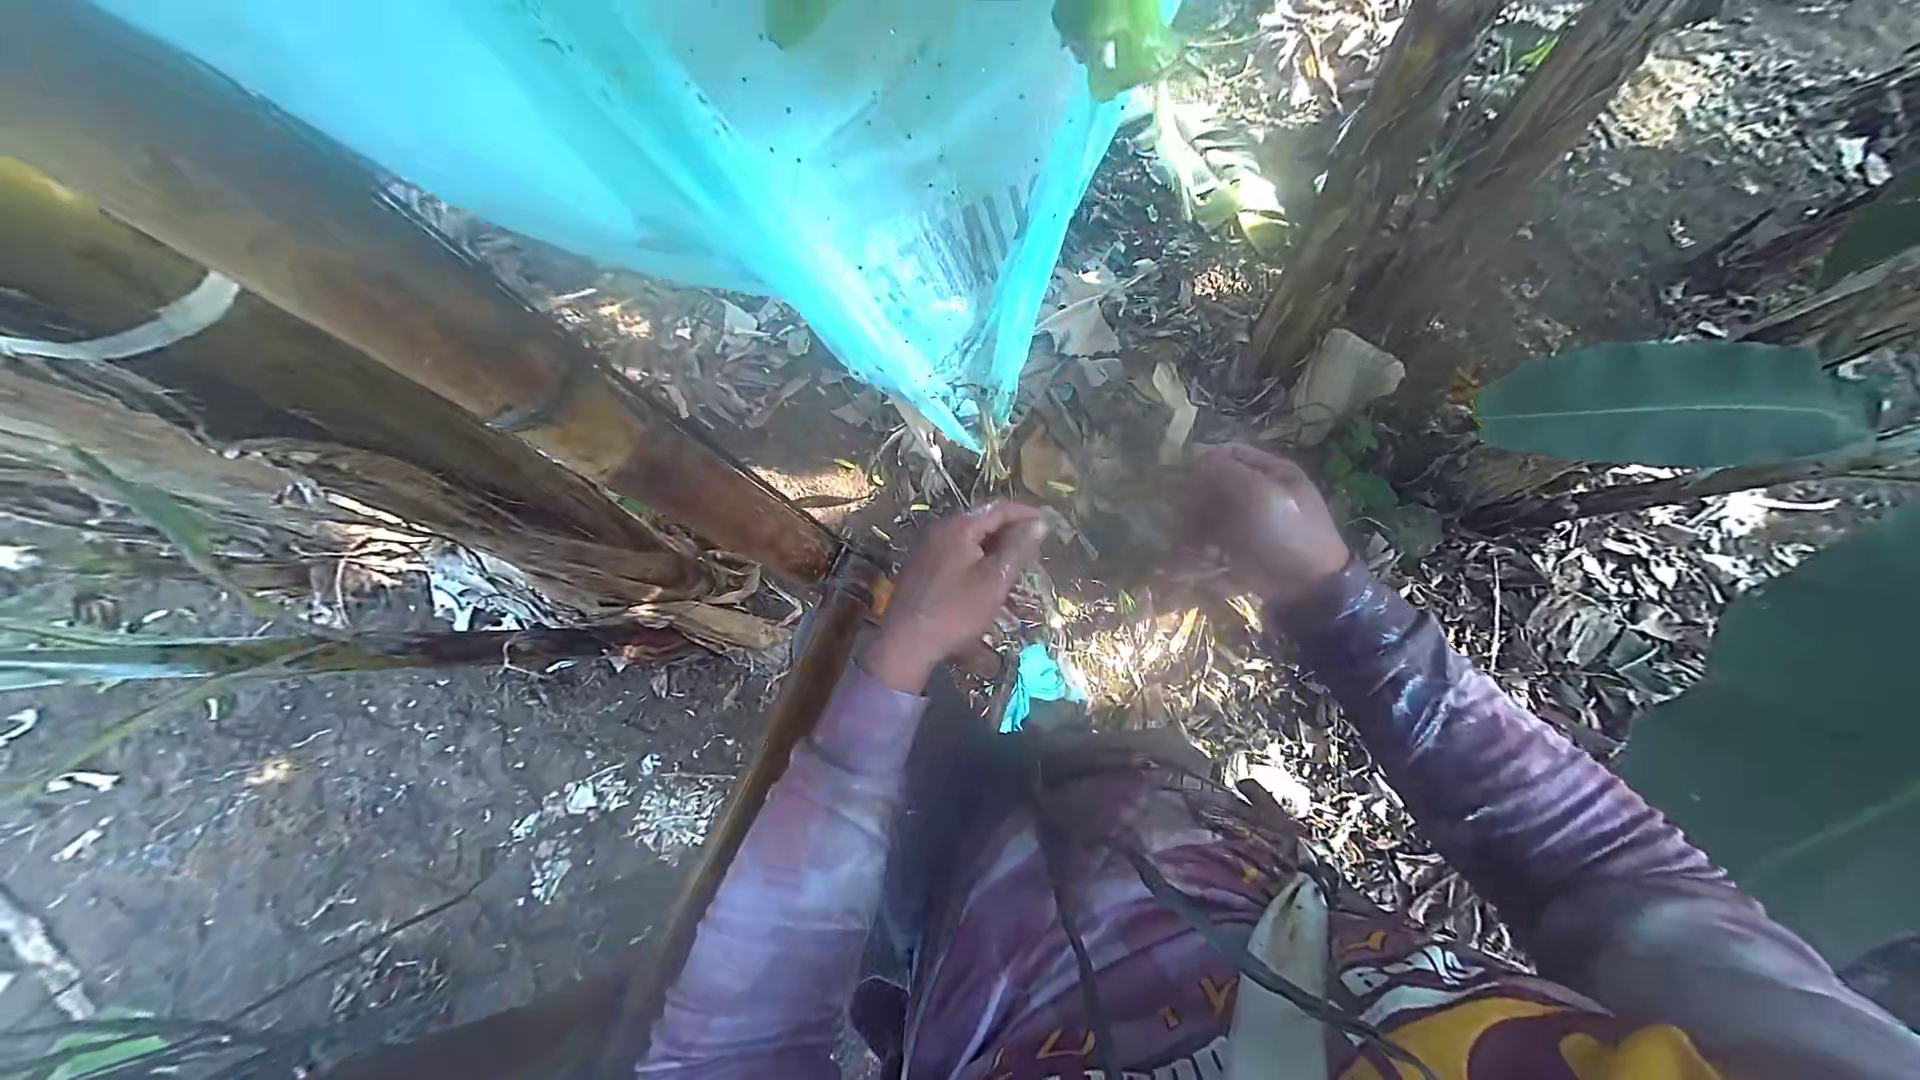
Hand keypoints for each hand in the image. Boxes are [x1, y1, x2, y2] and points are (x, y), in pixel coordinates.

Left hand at [863, 502, 1048, 692]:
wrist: (907, 643)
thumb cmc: (956, 611)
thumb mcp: (994, 580)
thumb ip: (1018, 548)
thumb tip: (1039, 523)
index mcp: (958, 527)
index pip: (998, 509)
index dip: (1025, 514)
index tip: (1047, 523)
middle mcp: (939, 531)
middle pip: (983, 523)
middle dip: (1010, 535)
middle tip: (1034, 549)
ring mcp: (927, 549)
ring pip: (970, 542)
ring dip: (995, 552)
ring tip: (1015, 570)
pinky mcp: (922, 568)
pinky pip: (956, 557)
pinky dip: (977, 564)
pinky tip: (988, 584)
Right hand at [1185, 443, 1349, 605]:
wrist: (1305, 585)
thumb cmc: (1290, 533)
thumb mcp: (1263, 494)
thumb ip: (1229, 471)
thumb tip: (1196, 454)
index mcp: (1272, 471)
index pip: (1230, 452)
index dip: (1204, 457)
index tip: (1180, 467)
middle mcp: (1257, 490)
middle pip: (1215, 479)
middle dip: (1194, 488)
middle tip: (1176, 500)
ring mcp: (1245, 518)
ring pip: (1207, 505)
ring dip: (1190, 513)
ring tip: (1181, 525)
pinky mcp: (1234, 542)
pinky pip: (1207, 531)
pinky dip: (1194, 535)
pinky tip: (1186, 543)